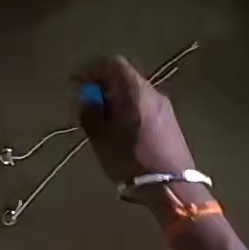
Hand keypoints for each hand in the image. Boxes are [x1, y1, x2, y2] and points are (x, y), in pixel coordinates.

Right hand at [74, 55, 197, 185]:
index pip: (112, 64)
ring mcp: (165, 107)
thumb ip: (91, 112)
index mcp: (135, 91)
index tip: (77, 84)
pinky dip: (129, 108)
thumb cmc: (131, 160)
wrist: (171, 185)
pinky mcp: (171, 122)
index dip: (91, 70)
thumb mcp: (101, 138)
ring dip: (117, 98)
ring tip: (103, 118)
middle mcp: (153, 92)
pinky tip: (122, 129)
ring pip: (135, 92)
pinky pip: (144, 105)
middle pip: (125, 76)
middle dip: (103, 85)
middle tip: (88, 102)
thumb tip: (87, 97)